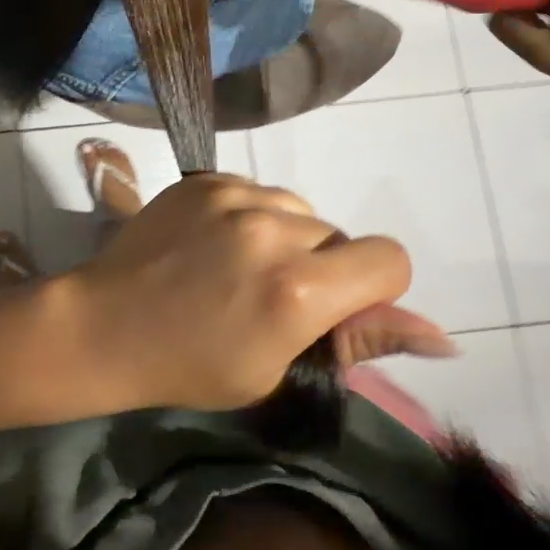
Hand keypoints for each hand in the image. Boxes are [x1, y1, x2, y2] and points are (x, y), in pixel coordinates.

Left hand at [67, 174, 450, 412]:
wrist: (106, 324)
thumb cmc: (191, 366)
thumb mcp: (279, 370)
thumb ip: (359, 342)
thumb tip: (443, 336)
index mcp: (297, 290)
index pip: (388, 260)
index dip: (373, 290)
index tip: (334, 311)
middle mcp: (272, 229)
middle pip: (338, 234)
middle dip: (322, 265)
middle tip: (273, 296)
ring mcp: (233, 196)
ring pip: (298, 208)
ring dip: (287, 235)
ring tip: (239, 267)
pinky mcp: (203, 180)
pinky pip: (256, 190)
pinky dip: (249, 214)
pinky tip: (215, 243)